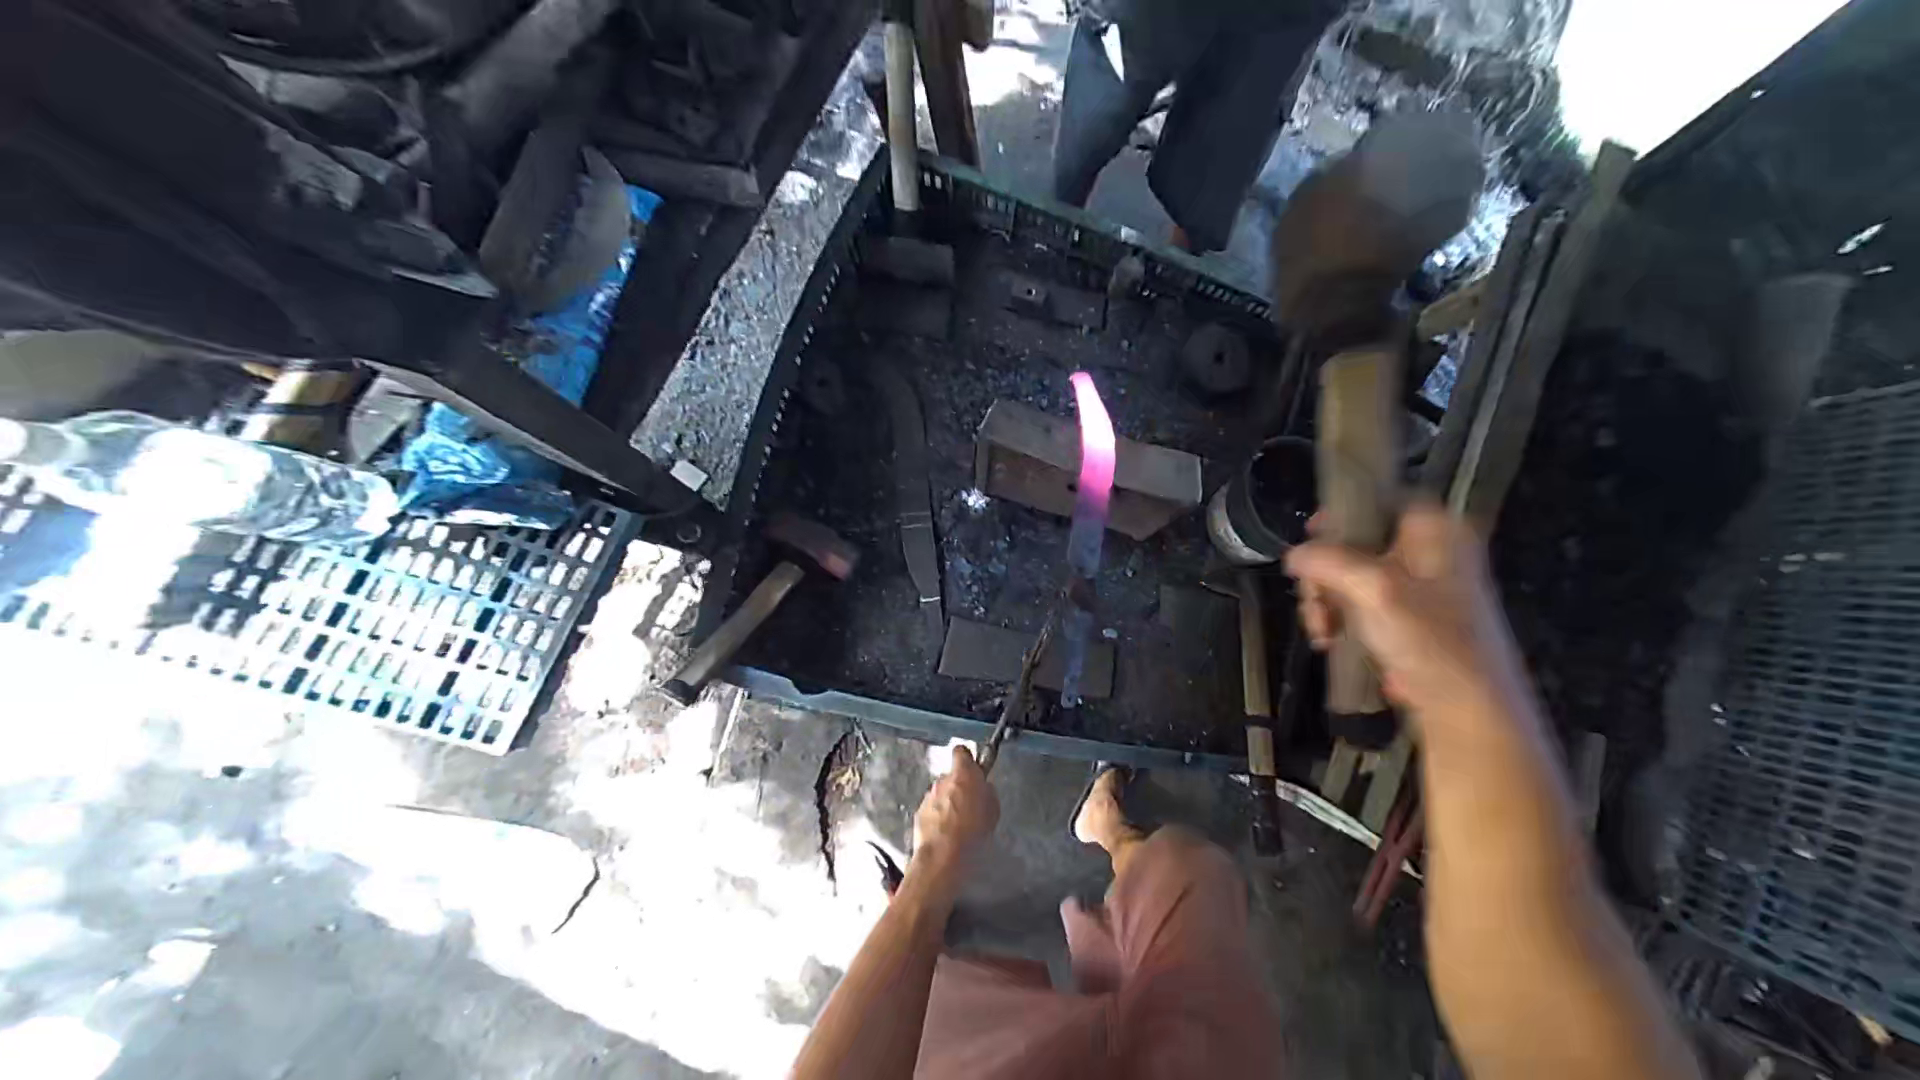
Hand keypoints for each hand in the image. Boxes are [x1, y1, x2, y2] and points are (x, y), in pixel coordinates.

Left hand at [911, 745, 998, 877]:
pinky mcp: (918, 813)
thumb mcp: (993, 810)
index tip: (973, 771)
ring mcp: (928, 796)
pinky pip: (932, 810)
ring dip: (947, 803)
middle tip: (969, 806)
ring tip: (957, 825)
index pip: (961, 752)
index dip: (967, 760)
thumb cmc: (974, 831)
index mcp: (963, 774)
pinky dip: (937, 817)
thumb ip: (986, 792)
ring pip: (940, 794)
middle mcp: (942, 780)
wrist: (943, 856)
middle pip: (951, 776)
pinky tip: (944, 835)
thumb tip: (982, 787)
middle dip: (958, 787)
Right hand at [1284, 500, 1533, 739]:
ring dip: (1326, 601)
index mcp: (1437, 532)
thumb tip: (1293, 554)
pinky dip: (1339, 619)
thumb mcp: (1373, 590)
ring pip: (1351, 576)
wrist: (1467, 709)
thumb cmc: (1430, 639)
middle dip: (1324, 572)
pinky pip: (1359, 605)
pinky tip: (1331, 640)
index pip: (1384, 498)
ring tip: (1322, 630)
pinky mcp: (1407, 621)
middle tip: (1314, 597)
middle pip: (1357, 542)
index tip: (1311, 535)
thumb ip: (1326, 562)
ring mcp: (1418, 590)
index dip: (1344, 512)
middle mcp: (1430, 554)